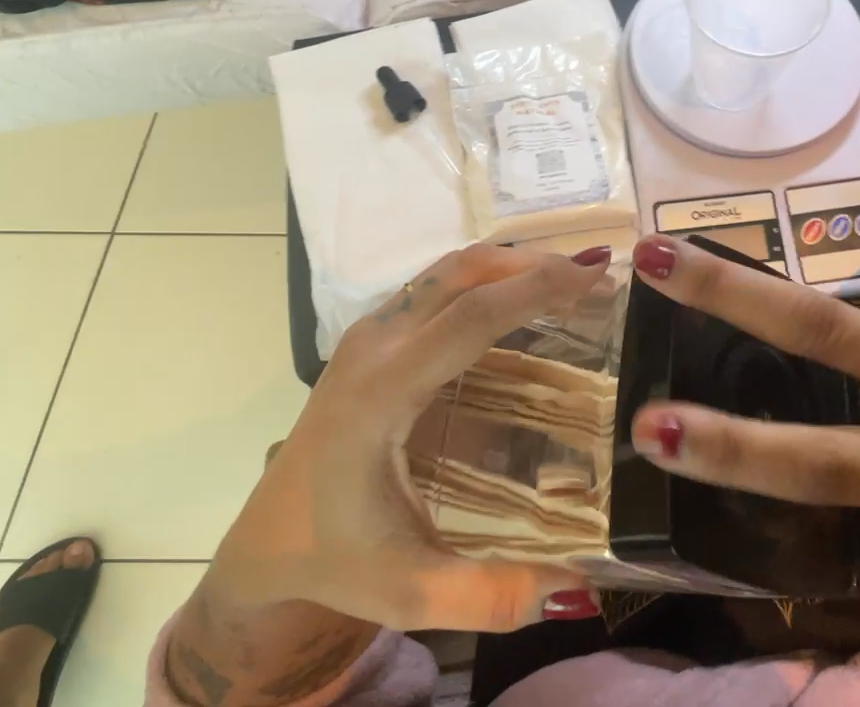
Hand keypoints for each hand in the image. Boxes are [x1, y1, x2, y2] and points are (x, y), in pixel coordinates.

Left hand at [208, 244, 612, 630]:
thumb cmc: (336, 560)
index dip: (536, 289)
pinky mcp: (370, 339)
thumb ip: (491, 596)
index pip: (470, 317)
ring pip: (446, 271)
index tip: (595, 275)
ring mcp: (367, 335)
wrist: (265, 541)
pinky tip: (518, 302)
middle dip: (533, 264)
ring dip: (509, 264)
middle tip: (595, 274)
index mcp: (381, 393)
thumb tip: (584, 587)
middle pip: (461, 273)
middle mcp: (373, 347)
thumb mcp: (410, 592)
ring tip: (568, 281)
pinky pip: (435, 286)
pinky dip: (485, 278)